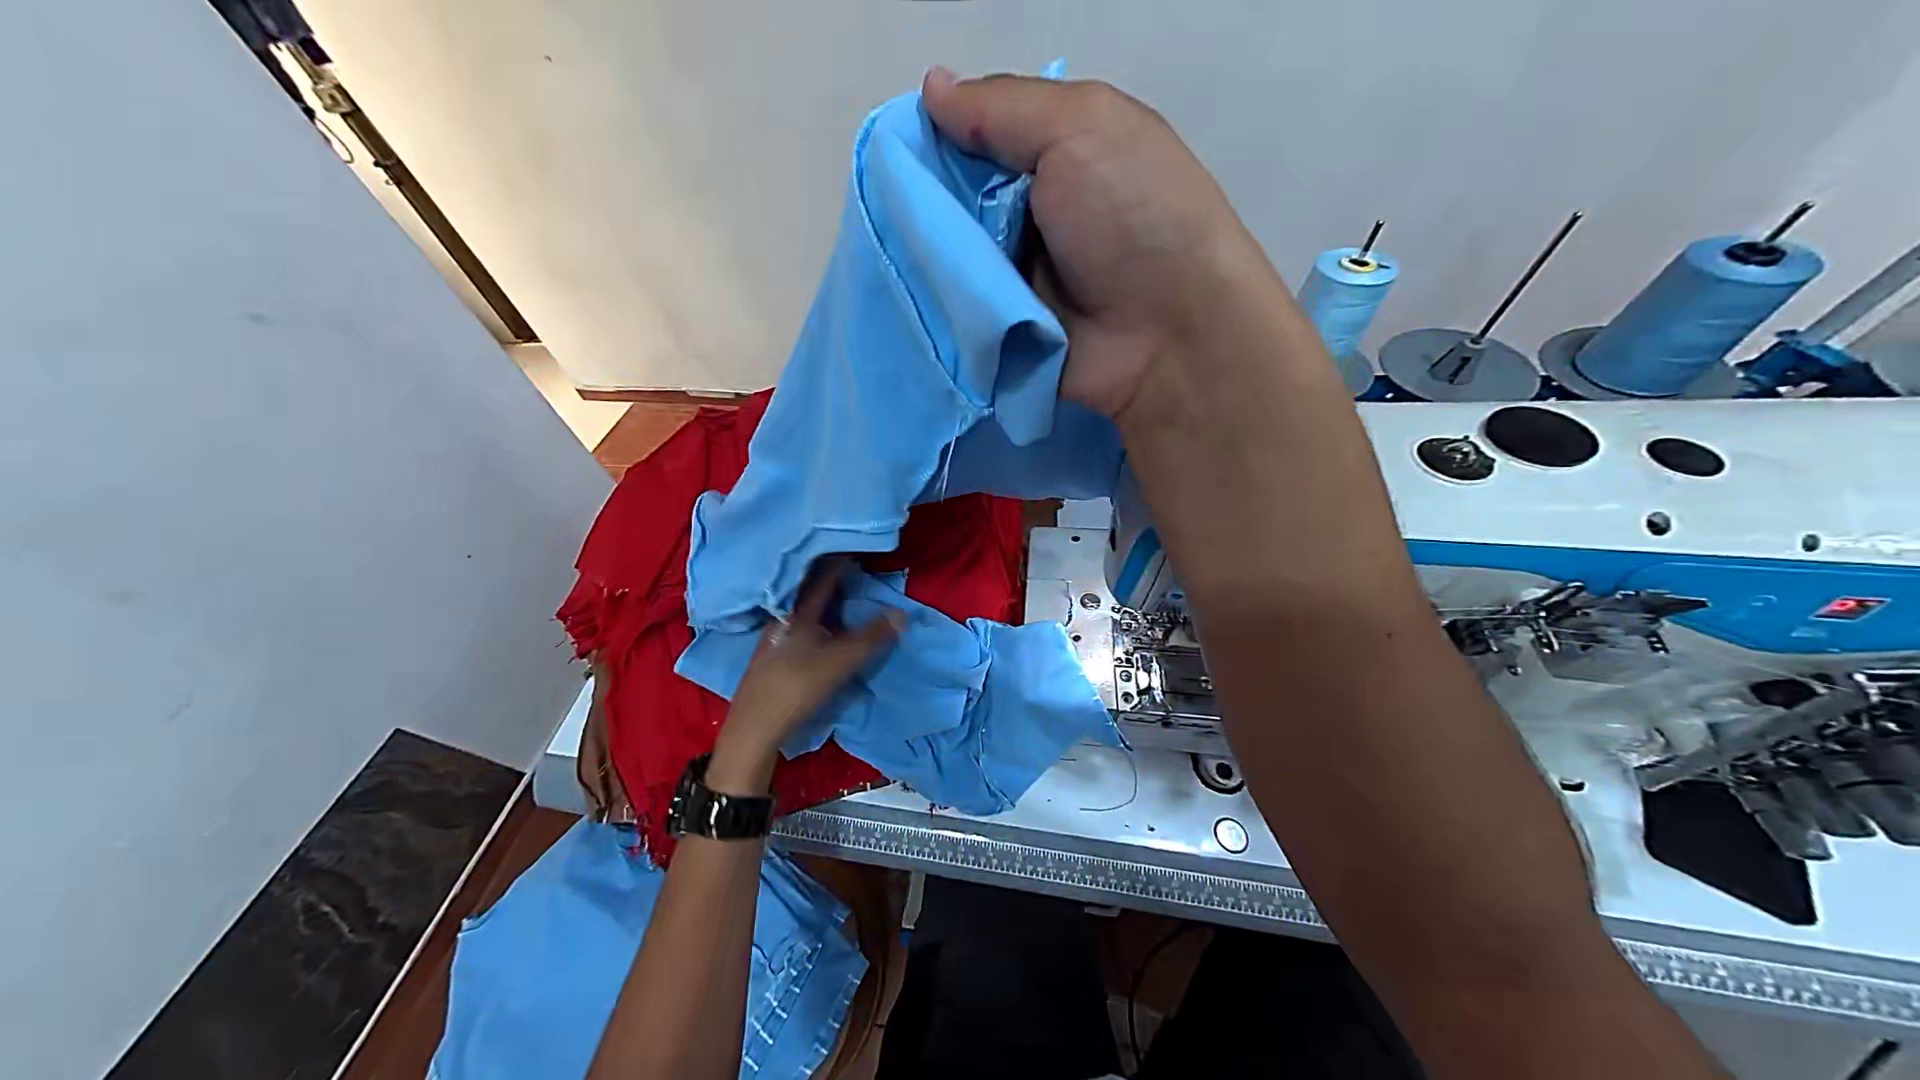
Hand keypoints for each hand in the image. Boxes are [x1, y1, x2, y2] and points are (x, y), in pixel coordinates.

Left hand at [708, 560, 901, 793]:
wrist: (754, 728)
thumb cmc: (797, 687)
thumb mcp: (841, 662)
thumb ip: (872, 637)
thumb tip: (902, 613)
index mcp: (798, 614)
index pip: (822, 581)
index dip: (840, 566)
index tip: (856, 552)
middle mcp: (782, 621)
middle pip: (808, 596)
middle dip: (830, 585)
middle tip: (853, 576)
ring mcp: (773, 641)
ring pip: (801, 614)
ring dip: (821, 606)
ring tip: (841, 602)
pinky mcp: (769, 660)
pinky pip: (796, 629)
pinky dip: (813, 624)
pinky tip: (820, 634)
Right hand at [922, 67, 1300, 420]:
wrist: (1169, 338)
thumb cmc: (1134, 219)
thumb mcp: (1081, 129)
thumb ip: (1002, 108)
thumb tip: (932, 87)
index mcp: (1057, 156)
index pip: (976, 140)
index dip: (935, 143)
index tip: (895, 155)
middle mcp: (1034, 216)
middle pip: (955, 203)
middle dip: (920, 207)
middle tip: (886, 216)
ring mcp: (1018, 280)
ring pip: (950, 261)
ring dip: (924, 261)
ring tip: (885, 261)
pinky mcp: (1005, 333)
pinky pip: (958, 315)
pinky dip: (936, 309)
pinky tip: (900, 303)